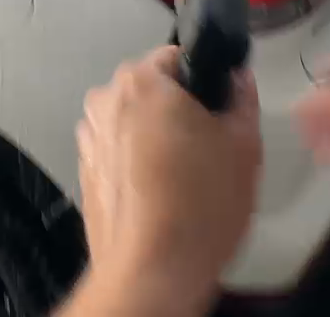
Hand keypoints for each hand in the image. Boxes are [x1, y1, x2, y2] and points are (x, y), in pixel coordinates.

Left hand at [71, 46, 261, 316]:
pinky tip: (161, 193)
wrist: (154, 272)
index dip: (204, 81)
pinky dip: (136, 163)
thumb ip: (243, 99)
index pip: (177, 57)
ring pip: (134, 120)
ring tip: (187, 177)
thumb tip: (239, 80)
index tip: (219, 107)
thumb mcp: (243, 146)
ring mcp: (91, 134)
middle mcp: (106, 99)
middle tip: (209, 146)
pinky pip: (117, 151)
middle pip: (152, 89)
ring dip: (155, 137)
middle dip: (179, 110)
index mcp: (141, 80)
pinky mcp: (85, 168)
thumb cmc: (197, 207)